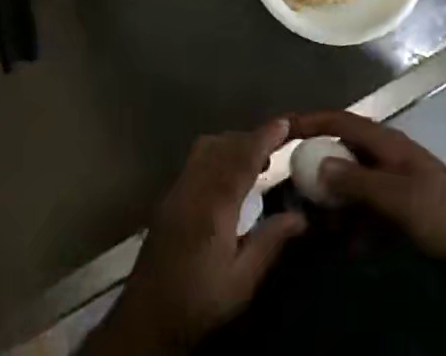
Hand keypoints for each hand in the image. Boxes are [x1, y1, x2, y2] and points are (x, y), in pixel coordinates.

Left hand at [83, 119, 305, 354]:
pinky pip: (194, 161)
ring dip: (232, 144)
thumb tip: (300, 217)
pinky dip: (216, 155)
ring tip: (255, 160)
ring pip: (205, 149)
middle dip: (250, 139)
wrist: (145, 321)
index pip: (242, 159)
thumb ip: (269, 243)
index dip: (264, 138)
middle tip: (276, 145)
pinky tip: (228, 177)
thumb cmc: (198, 303)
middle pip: (223, 146)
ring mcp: (176, 191)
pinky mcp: (167, 199)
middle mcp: (192, 189)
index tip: (284, 124)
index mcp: (213, 207)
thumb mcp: (241, 282)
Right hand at [290, 110, 445, 264]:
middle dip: (317, 169)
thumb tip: (318, 164)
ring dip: (335, 202)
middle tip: (295, 189)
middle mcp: (386, 155)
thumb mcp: (396, 198)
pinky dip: (354, 224)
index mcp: (386, 142)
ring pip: (352, 183)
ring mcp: (393, 180)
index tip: (282, 129)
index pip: (340, 120)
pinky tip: (348, 247)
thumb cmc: (440, 214)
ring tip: (318, 226)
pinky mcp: (399, 206)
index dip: (311, 121)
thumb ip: (357, 180)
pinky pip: (366, 208)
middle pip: (342, 151)